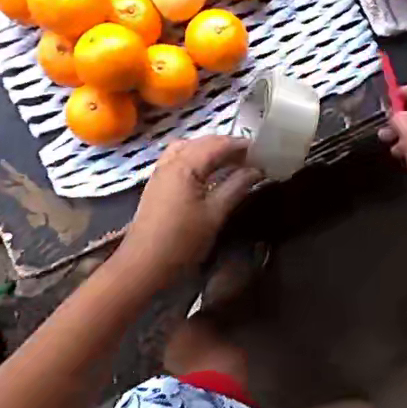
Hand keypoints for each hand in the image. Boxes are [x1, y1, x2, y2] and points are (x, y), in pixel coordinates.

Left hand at [118, 136, 261, 272]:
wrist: (143, 265)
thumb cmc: (182, 240)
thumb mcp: (215, 214)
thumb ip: (237, 186)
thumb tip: (256, 170)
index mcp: (185, 166)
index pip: (217, 144)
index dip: (241, 145)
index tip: (263, 152)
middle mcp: (170, 162)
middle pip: (202, 142)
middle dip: (228, 146)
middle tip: (251, 158)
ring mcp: (161, 172)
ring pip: (189, 148)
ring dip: (211, 150)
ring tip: (232, 163)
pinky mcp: (158, 184)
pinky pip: (179, 159)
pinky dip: (198, 158)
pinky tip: (210, 173)